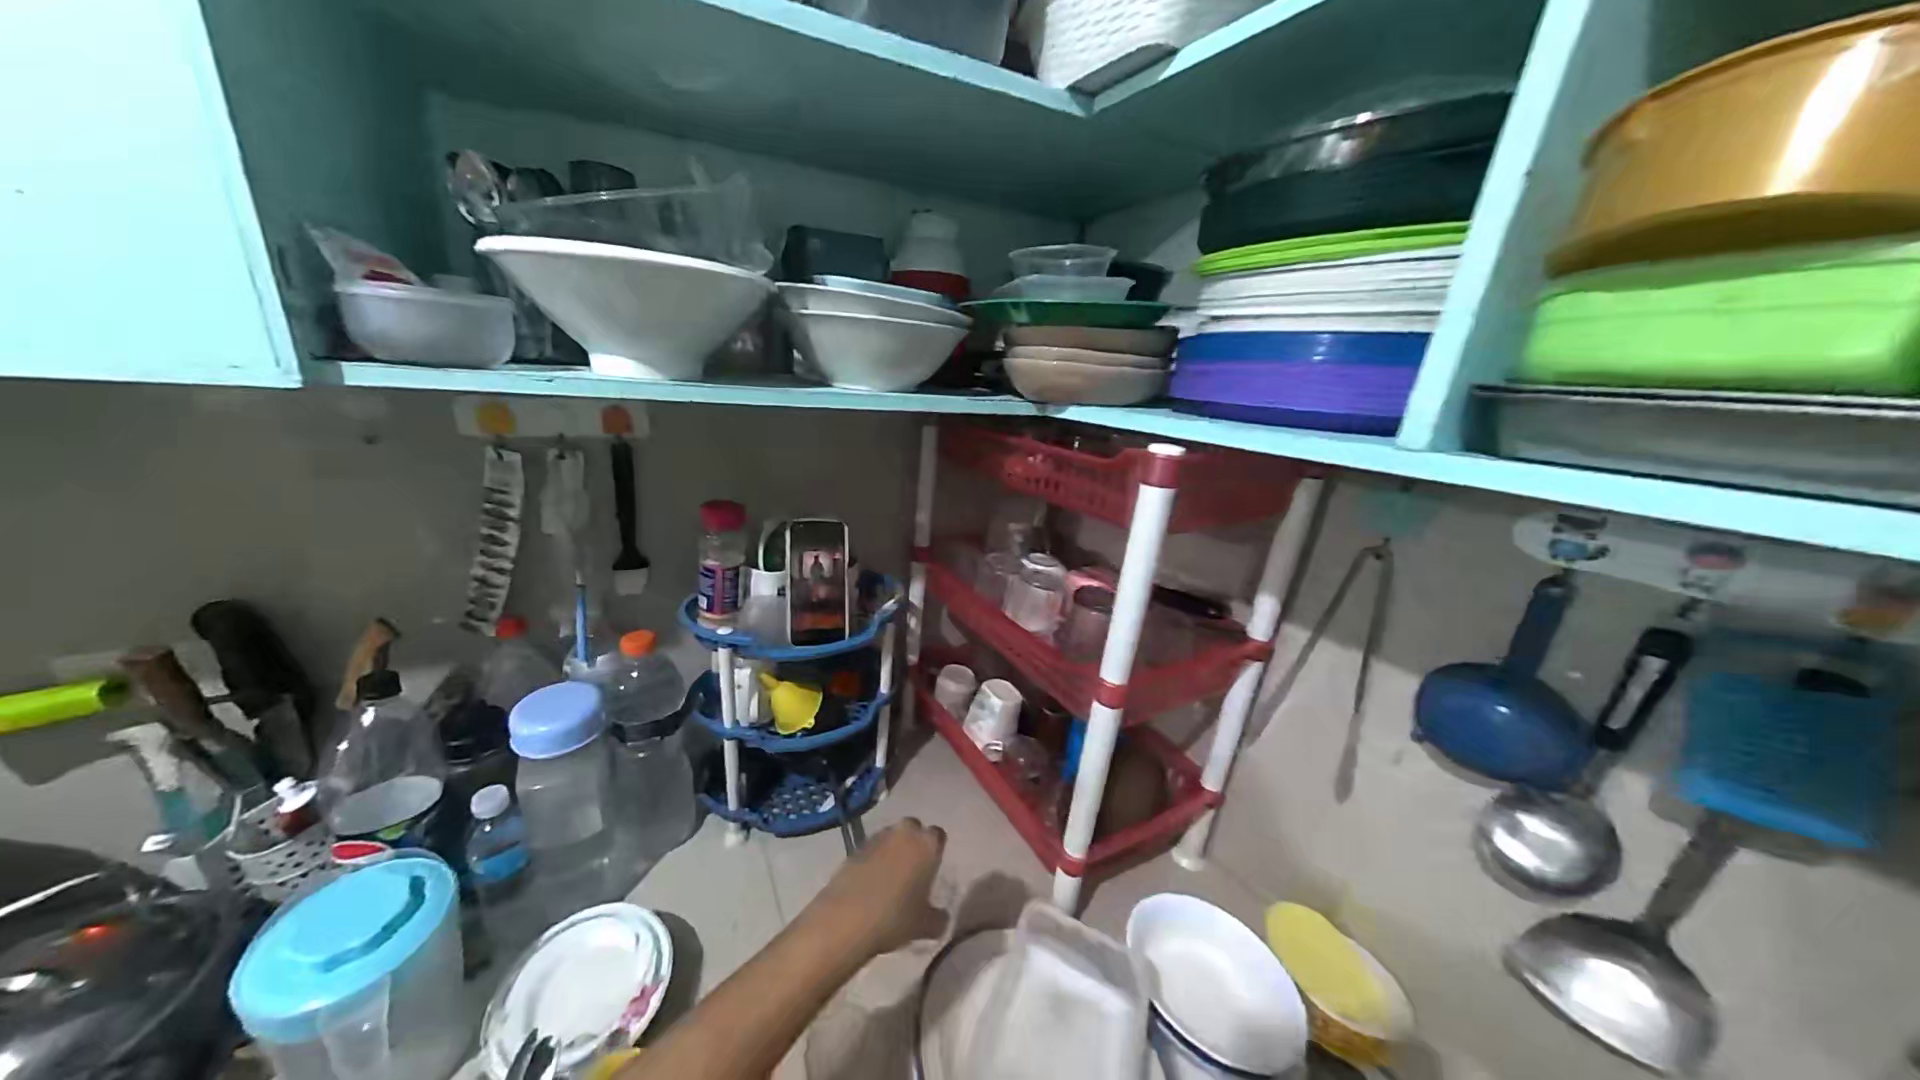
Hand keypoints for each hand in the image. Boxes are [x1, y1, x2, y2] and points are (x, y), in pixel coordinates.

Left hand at [802, 818, 946, 957]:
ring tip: (889, 879)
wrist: (846, 918)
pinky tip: (870, 884)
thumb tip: (942, 917)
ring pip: (891, 837)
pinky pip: (871, 849)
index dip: (936, 851)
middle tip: (913, 870)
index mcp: (927, 844)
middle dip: (914, 843)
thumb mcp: (925, 925)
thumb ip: (939, 918)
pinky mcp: (855, 847)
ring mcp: (878, 837)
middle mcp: (904, 832)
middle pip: (913, 828)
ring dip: (892, 850)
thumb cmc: (895, 917)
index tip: (932, 870)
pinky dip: (873, 860)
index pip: (938, 836)